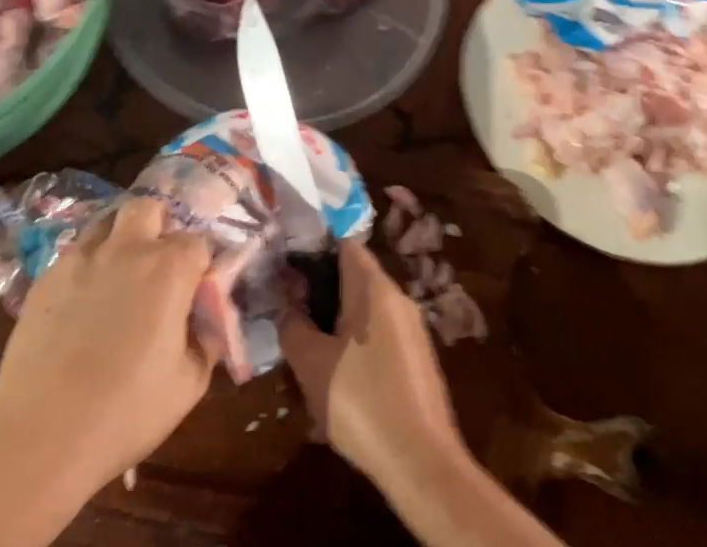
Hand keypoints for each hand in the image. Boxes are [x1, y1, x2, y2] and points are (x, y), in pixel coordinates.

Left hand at [0, 196, 216, 493]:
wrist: (40, 433)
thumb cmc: (127, 411)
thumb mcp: (189, 383)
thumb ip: (206, 338)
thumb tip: (206, 319)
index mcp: (168, 269)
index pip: (198, 242)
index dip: (202, 265)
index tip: (200, 290)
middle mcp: (125, 249)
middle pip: (147, 208)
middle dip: (159, 227)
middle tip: (160, 267)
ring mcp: (79, 260)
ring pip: (106, 223)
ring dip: (121, 239)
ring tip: (121, 278)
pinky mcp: (44, 279)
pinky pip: (74, 254)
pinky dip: (88, 266)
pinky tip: (85, 304)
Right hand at [279, 240, 466, 490]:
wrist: (420, 461)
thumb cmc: (360, 402)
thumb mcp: (310, 363)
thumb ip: (293, 326)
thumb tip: (288, 307)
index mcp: (375, 290)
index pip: (344, 244)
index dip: (313, 247)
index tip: (285, 263)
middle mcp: (399, 300)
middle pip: (355, 277)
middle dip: (320, 289)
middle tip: (288, 308)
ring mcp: (413, 330)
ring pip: (366, 309)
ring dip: (335, 320)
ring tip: (305, 343)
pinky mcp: (417, 359)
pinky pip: (379, 335)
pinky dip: (354, 342)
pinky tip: (335, 373)